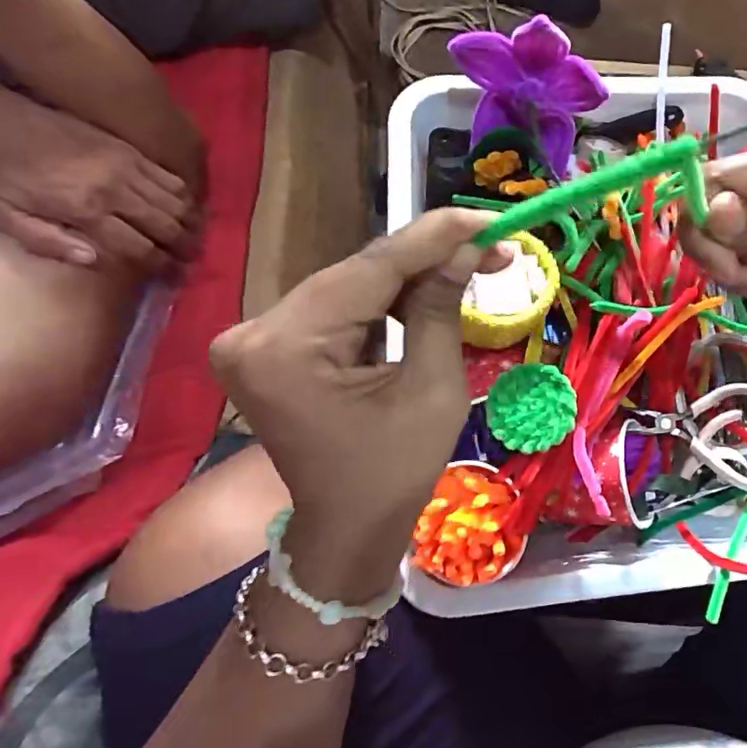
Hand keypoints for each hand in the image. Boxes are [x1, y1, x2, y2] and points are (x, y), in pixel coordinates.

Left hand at [0, 78, 197, 273]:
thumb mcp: (3, 217)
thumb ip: (48, 243)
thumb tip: (95, 260)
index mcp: (84, 209)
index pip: (138, 247)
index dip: (161, 266)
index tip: (173, 277)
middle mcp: (114, 189)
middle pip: (167, 226)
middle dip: (184, 247)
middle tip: (193, 260)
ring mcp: (127, 167)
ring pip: (176, 203)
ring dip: (191, 224)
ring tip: (196, 237)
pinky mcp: (131, 151)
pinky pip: (171, 178)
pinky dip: (186, 197)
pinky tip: (187, 209)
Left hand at [209, 210, 510, 598]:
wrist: (348, 528)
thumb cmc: (396, 472)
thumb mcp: (432, 390)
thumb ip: (441, 309)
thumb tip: (467, 248)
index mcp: (287, 349)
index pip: (371, 269)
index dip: (435, 237)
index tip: (489, 219)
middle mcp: (254, 331)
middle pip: (359, 274)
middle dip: (429, 258)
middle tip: (492, 247)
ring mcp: (254, 338)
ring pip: (351, 286)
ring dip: (411, 278)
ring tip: (471, 268)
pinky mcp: (268, 346)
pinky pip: (338, 308)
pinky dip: (385, 302)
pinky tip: (428, 297)